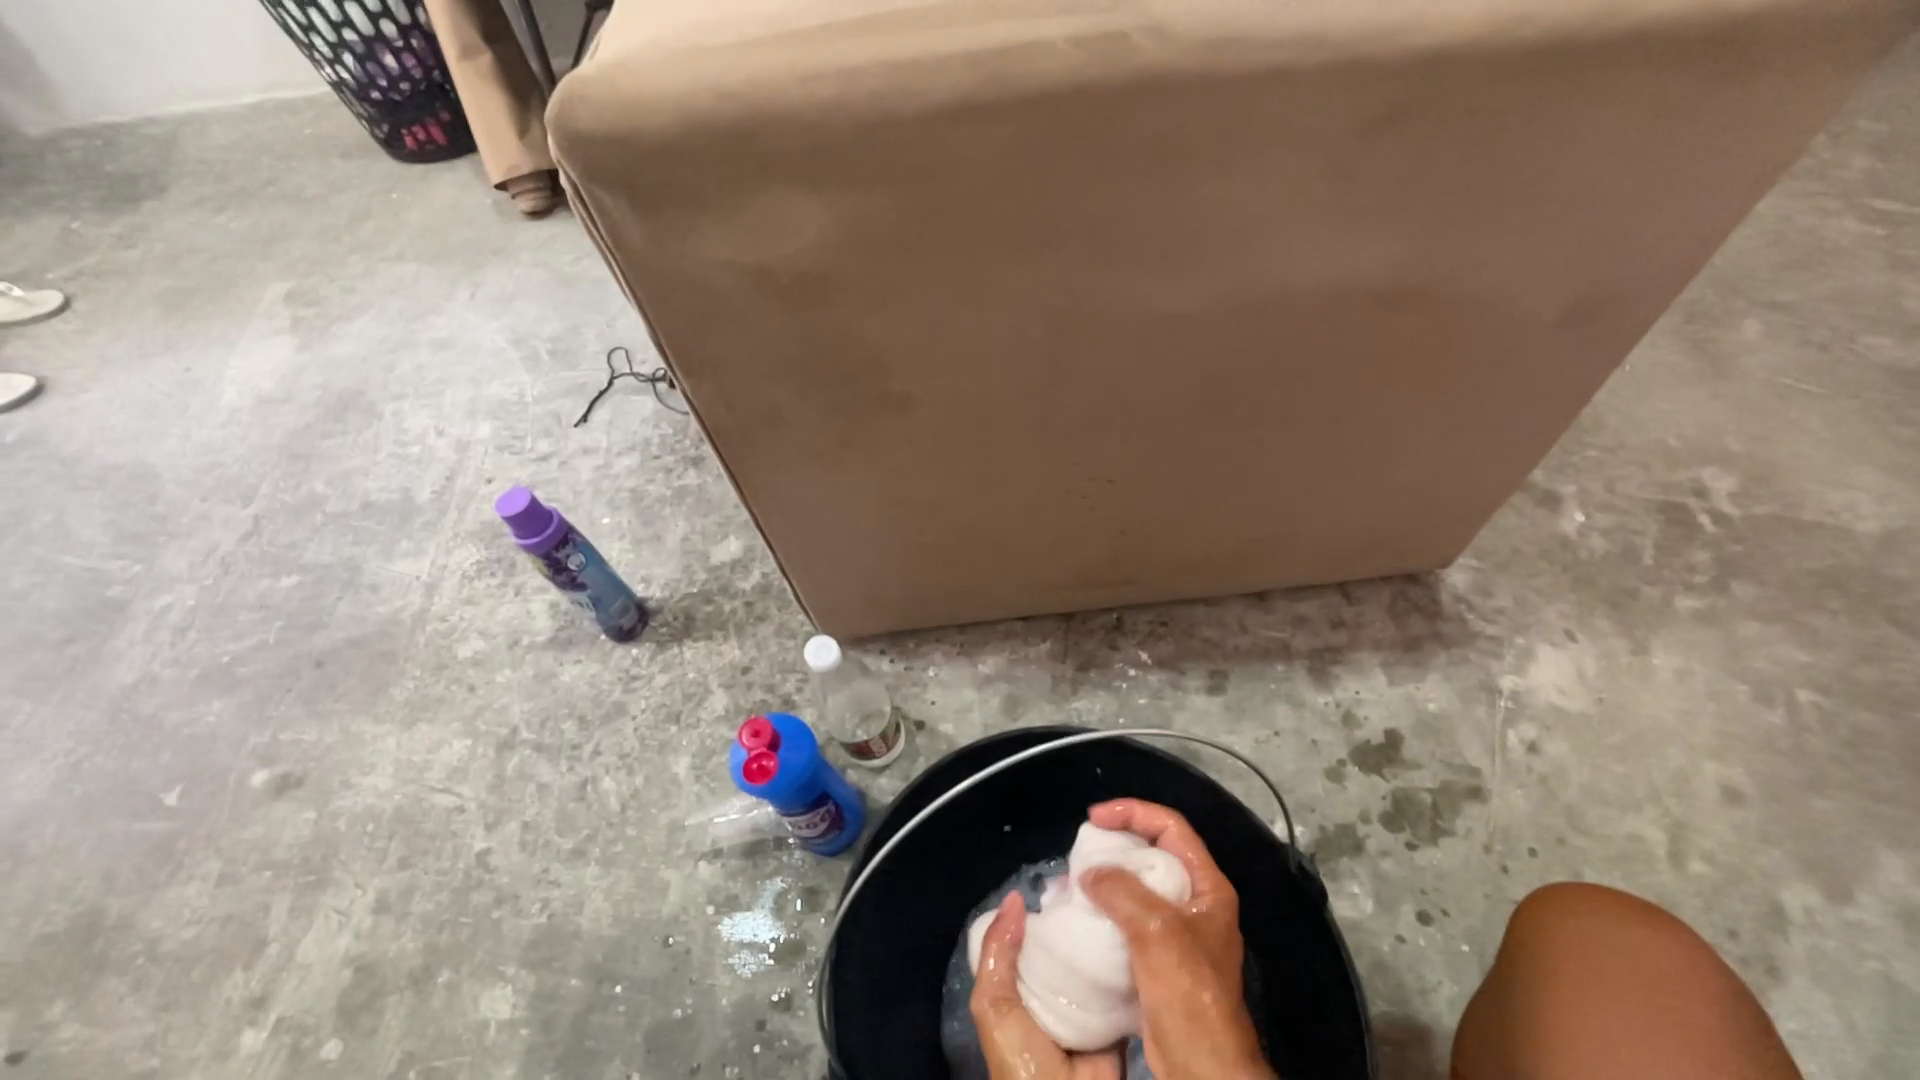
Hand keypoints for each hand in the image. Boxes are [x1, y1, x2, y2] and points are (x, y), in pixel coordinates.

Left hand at [970, 892, 1124, 1079]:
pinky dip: (1133, 968)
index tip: (1070, 875)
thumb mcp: (994, 1006)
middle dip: (1082, 920)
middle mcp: (1052, 990)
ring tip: (1128, 902)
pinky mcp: (1116, 1020)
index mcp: (1020, 985)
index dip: (1046, 909)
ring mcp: (1085, 1005)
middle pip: (1067, 947)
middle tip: (1107, 883)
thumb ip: (997, 954)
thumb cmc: (1022, 1060)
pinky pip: (1125, 988)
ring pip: (1097, 964)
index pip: (1032, 937)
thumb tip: (1015, 897)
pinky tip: (1143, 938)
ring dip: (1109, 940)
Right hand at [1081, 799, 1275, 1079]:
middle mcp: (1196, 903)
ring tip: (1074, 880)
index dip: (1133, 812)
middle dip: (1117, 844)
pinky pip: (1130, 920)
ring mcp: (1180, 933)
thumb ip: (1123, 891)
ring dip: (1108, 879)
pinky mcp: (1160, 960)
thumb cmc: (1189, 993)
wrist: (1201, 1065)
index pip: (1172, 828)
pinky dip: (1106, 911)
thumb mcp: (1156, 931)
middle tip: (1081, 848)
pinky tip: (1081, 916)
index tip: (1094, 817)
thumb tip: (1090, 872)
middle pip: (1155, 853)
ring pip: (1140, 887)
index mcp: (1208, 887)